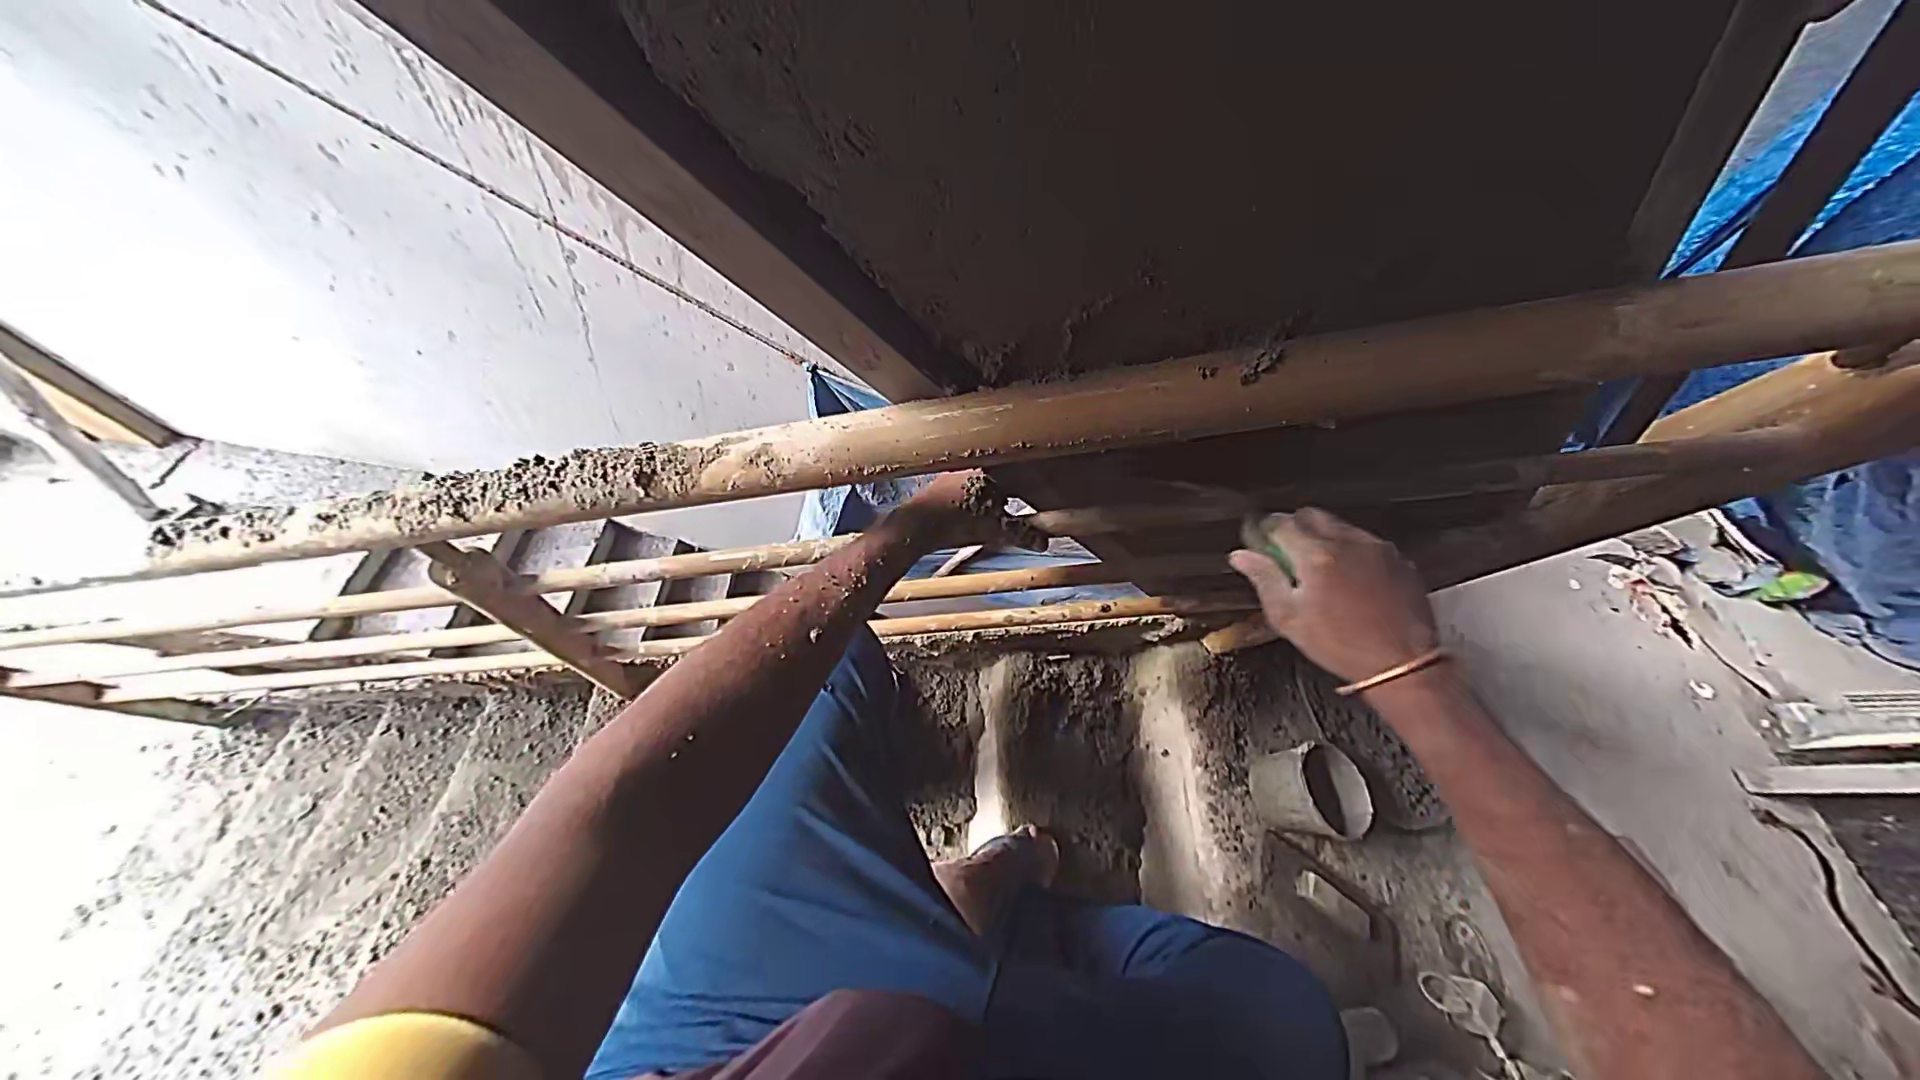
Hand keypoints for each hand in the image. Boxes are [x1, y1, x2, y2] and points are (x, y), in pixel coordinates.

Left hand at [891, 470, 1045, 550]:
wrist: (916, 526)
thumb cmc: (957, 523)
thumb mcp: (996, 530)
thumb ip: (1022, 534)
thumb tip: (1044, 543)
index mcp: (990, 470)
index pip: (1017, 472)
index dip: (1029, 484)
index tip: (1036, 493)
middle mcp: (971, 464)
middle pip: (998, 474)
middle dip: (1008, 488)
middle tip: (1016, 503)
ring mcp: (952, 472)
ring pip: (979, 480)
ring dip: (988, 492)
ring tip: (993, 509)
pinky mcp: (937, 484)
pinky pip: (962, 487)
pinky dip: (970, 496)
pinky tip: (969, 510)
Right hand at [1227, 507, 1438, 683]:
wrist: (1401, 665)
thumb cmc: (1344, 645)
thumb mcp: (1288, 617)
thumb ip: (1264, 578)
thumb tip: (1242, 557)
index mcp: (1316, 556)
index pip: (1280, 524)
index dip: (1264, 530)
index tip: (1258, 540)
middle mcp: (1349, 545)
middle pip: (1311, 516)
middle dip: (1294, 528)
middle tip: (1285, 554)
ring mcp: (1377, 550)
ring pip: (1340, 527)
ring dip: (1323, 539)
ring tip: (1318, 572)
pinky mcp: (1398, 561)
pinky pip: (1366, 544)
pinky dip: (1351, 553)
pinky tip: (1347, 580)